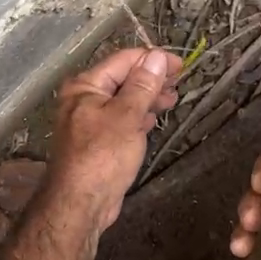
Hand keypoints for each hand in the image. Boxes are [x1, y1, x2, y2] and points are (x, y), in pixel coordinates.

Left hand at [44, 48, 177, 232]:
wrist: (80, 203)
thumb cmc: (102, 156)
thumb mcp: (126, 116)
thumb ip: (143, 86)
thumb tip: (157, 56)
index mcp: (84, 86)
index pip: (122, 61)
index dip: (152, 60)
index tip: (179, 66)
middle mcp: (82, 100)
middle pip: (121, 80)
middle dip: (150, 80)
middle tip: (178, 84)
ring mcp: (87, 123)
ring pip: (121, 102)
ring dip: (146, 99)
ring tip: (171, 100)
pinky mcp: (95, 143)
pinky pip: (118, 122)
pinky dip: (136, 118)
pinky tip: (151, 121)